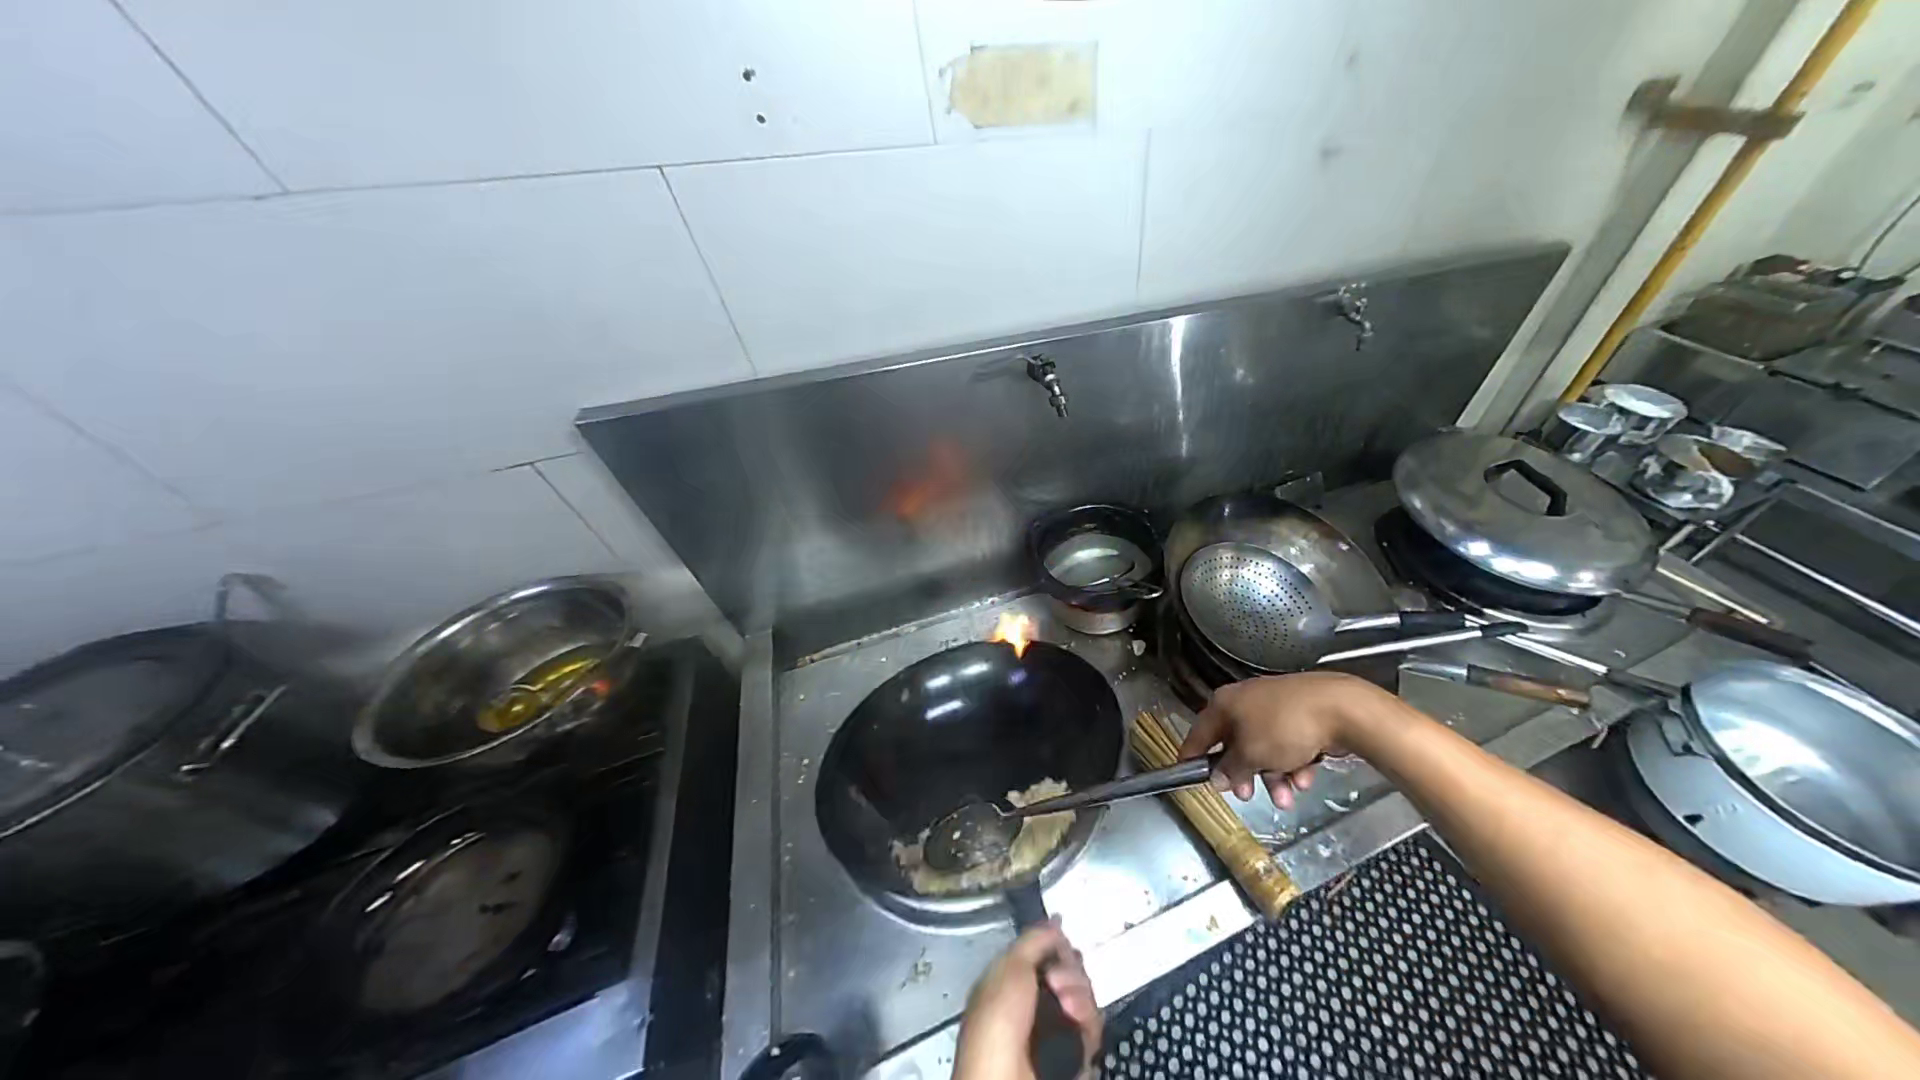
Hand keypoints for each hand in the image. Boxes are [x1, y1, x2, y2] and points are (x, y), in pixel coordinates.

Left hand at [954, 920, 1101, 1079]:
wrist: (1009, 1077)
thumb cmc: (999, 1018)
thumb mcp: (1009, 967)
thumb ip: (1033, 940)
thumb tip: (1056, 921)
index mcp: (1011, 980)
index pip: (1042, 954)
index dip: (1054, 944)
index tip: (1063, 938)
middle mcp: (1034, 1002)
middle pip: (1067, 972)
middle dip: (1069, 970)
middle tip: (1058, 980)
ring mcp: (1055, 1027)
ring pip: (1083, 996)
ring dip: (1079, 994)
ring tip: (1067, 1004)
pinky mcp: (1075, 1052)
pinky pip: (1092, 1025)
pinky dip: (1089, 1019)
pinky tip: (1078, 1019)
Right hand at [1178, 672, 1395, 807]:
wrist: (1340, 709)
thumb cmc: (1283, 728)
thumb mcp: (1250, 754)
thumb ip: (1230, 769)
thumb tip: (1216, 778)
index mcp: (1224, 704)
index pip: (1199, 733)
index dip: (1193, 756)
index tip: (1189, 776)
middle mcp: (1245, 702)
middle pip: (1234, 744)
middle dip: (1243, 774)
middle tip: (1247, 796)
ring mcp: (1273, 707)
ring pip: (1263, 748)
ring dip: (1273, 776)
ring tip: (1287, 799)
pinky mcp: (1299, 715)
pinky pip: (1287, 744)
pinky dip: (1293, 763)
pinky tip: (1305, 777)